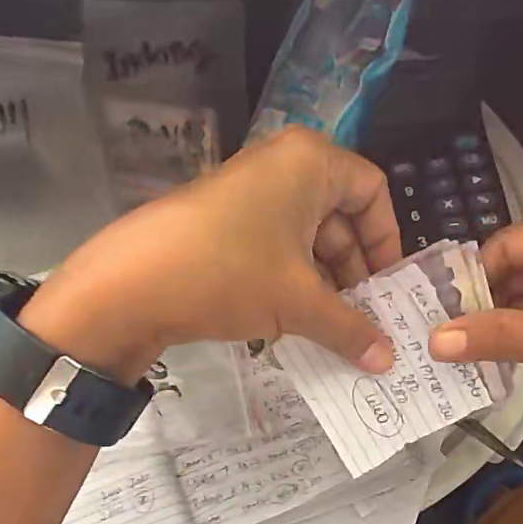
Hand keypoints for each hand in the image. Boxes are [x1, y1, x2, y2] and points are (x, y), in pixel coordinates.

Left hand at [20, 127, 401, 379]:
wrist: (134, 284)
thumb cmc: (231, 274)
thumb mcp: (299, 302)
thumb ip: (350, 328)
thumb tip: (388, 361)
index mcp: (310, 162)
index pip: (372, 190)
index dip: (387, 241)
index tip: (387, 288)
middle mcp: (282, 167)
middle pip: (340, 217)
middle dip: (354, 272)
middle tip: (363, 320)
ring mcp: (249, 195)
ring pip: (306, 239)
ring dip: (324, 285)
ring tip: (332, 330)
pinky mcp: (225, 224)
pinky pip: (275, 249)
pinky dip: (292, 283)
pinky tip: (296, 323)